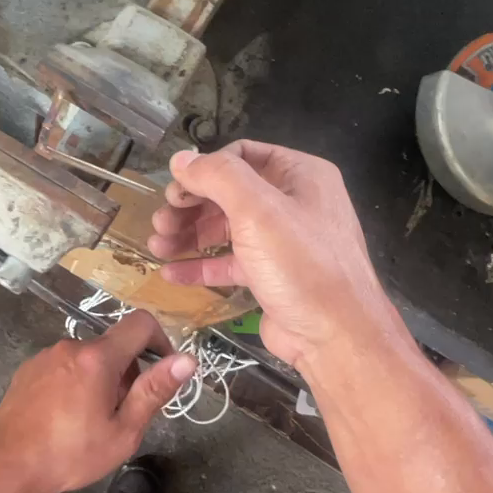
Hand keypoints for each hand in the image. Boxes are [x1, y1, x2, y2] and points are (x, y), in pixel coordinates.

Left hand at [0, 311, 195, 492]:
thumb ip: (154, 391)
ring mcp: (46, 356)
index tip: (162, 372)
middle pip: (114, 345)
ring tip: (90, 420)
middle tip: (121, 413)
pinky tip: (64, 416)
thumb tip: (187, 359)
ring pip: (88, 357)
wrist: (7, 466)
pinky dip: (75, 382)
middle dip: (127, 372)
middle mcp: (71, 346)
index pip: (141, 323)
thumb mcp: (123, 431)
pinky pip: (64, 366)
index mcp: (97, 357)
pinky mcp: (29, 369)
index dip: (160, 341)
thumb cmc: (71, 454)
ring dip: (100, 379)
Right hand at [147, 141, 408, 372]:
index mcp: (299, 175)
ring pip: (226, 229)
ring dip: (189, 235)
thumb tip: (181, 158)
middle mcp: (293, 203)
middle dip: (190, 206)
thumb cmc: (301, 265)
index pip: (242, 155)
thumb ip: (217, 177)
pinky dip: (201, 265)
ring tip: (157, 247)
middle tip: (159, 222)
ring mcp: (282, 241)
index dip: (205, 169)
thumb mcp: (258, 210)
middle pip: (229, 194)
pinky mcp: (272, 276)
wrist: (336, 336)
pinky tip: (171, 273)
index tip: (174, 190)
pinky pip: (230, 262)